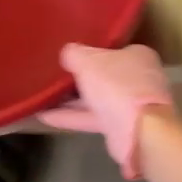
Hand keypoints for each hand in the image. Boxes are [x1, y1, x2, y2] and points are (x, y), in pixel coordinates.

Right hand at [38, 43, 174, 179]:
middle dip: (80, 78)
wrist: (139, 131)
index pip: (112, 50)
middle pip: (104, 75)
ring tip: (42, 97)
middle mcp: (138, 78)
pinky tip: (44, 116)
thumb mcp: (89, 62)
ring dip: (71, 100)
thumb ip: (75, 54)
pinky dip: (71, 117)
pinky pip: (92, 117)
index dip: (91, 53)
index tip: (69, 57)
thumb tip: (68, 53)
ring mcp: (131, 104)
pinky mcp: (121, 127)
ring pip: (97, 98)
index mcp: (138, 55)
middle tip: (53, 76)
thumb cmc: (117, 85)